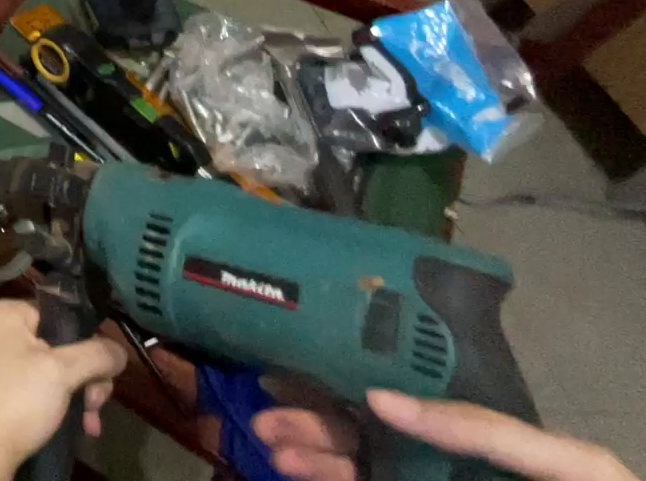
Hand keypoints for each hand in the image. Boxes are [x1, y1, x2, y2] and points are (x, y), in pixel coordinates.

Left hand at [0, 300, 127, 479]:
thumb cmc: (17, 398)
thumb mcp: (61, 371)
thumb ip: (95, 355)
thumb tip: (119, 350)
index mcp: (8, 312)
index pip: (61, 313)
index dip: (88, 340)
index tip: (105, 371)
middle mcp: (2, 329)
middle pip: (63, 343)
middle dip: (87, 376)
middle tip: (95, 403)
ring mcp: (1, 357)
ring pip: (57, 368)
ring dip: (80, 394)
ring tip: (90, 422)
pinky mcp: (4, 384)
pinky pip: (43, 384)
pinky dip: (63, 402)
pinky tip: (82, 426)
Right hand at [255, 389, 638, 480]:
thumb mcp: (568, 466)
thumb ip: (485, 428)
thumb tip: (379, 396)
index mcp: (471, 436)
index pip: (394, 397)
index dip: (340, 378)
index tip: (292, 366)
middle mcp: (438, 458)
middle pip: (360, 428)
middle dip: (309, 417)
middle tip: (266, 413)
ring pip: (350, 460)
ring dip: (306, 449)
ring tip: (270, 441)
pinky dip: (318, 474)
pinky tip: (291, 466)